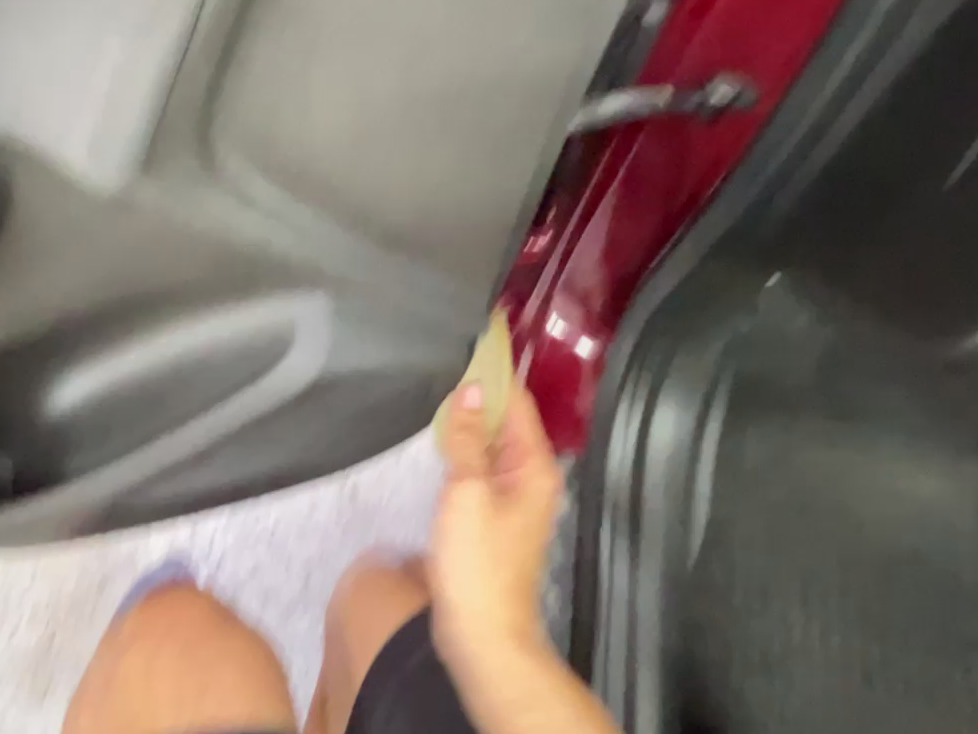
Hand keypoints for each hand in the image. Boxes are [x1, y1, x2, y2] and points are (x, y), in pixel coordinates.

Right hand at [427, 377, 564, 678]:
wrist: (483, 635)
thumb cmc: (478, 562)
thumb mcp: (467, 491)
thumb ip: (469, 437)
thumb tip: (472, 389)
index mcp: (535, 466)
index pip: (520, 402)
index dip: (498, 373)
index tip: (475, 342)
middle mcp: (532, 477)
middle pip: (509, 422)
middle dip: (482, 395)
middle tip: (449, 362)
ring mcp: (514, 498)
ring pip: (494, 446)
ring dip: (473, 423)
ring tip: (442, 393)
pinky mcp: (495, 516)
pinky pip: (484, 469)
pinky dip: (467, 451)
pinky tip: (445, 441)